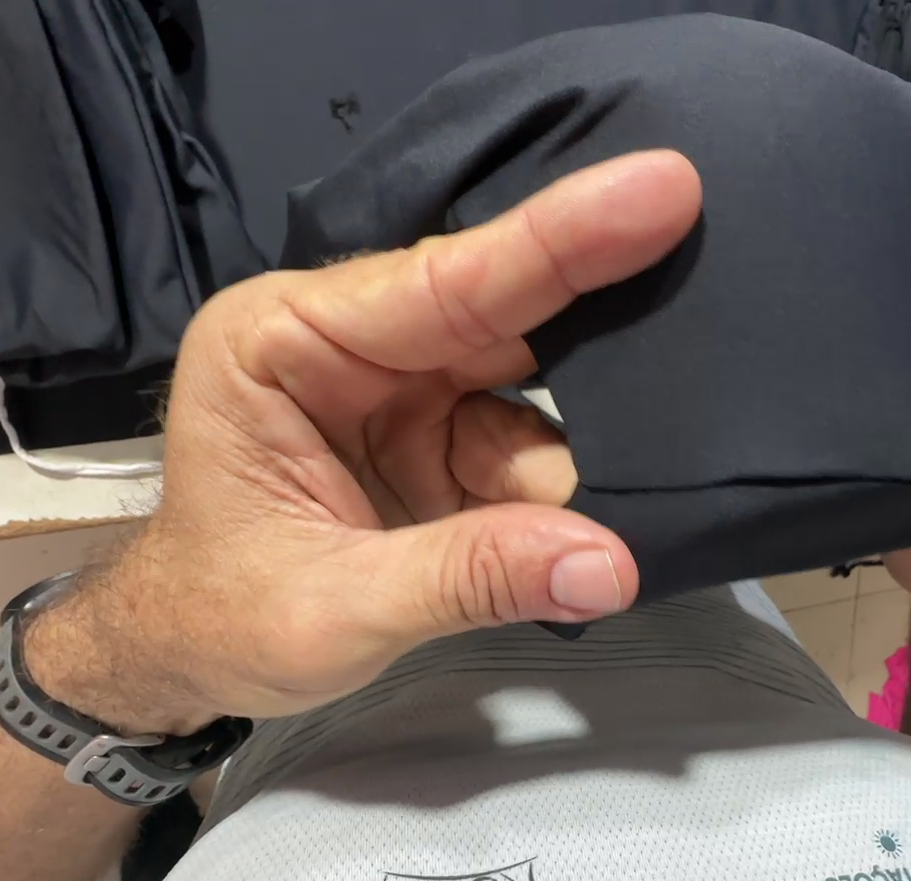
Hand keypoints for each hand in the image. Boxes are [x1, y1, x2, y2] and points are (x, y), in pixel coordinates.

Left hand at [31, 152, 702, 731]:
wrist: (199, 658)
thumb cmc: (225, 620)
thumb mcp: (337, 607)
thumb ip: (471, 579)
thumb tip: (612, 567)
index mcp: (290, 342)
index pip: (443, 284)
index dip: (558, 243)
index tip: (665, 191)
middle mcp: (357, 349)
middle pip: (503, 318)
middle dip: (604, 315)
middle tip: (711, 275)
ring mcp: (412, 400)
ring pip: (535, 398)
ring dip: (595, 441)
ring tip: (677, 452)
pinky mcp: (447, 450)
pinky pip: (533, 457)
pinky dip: (573, 493)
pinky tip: (612, 517)